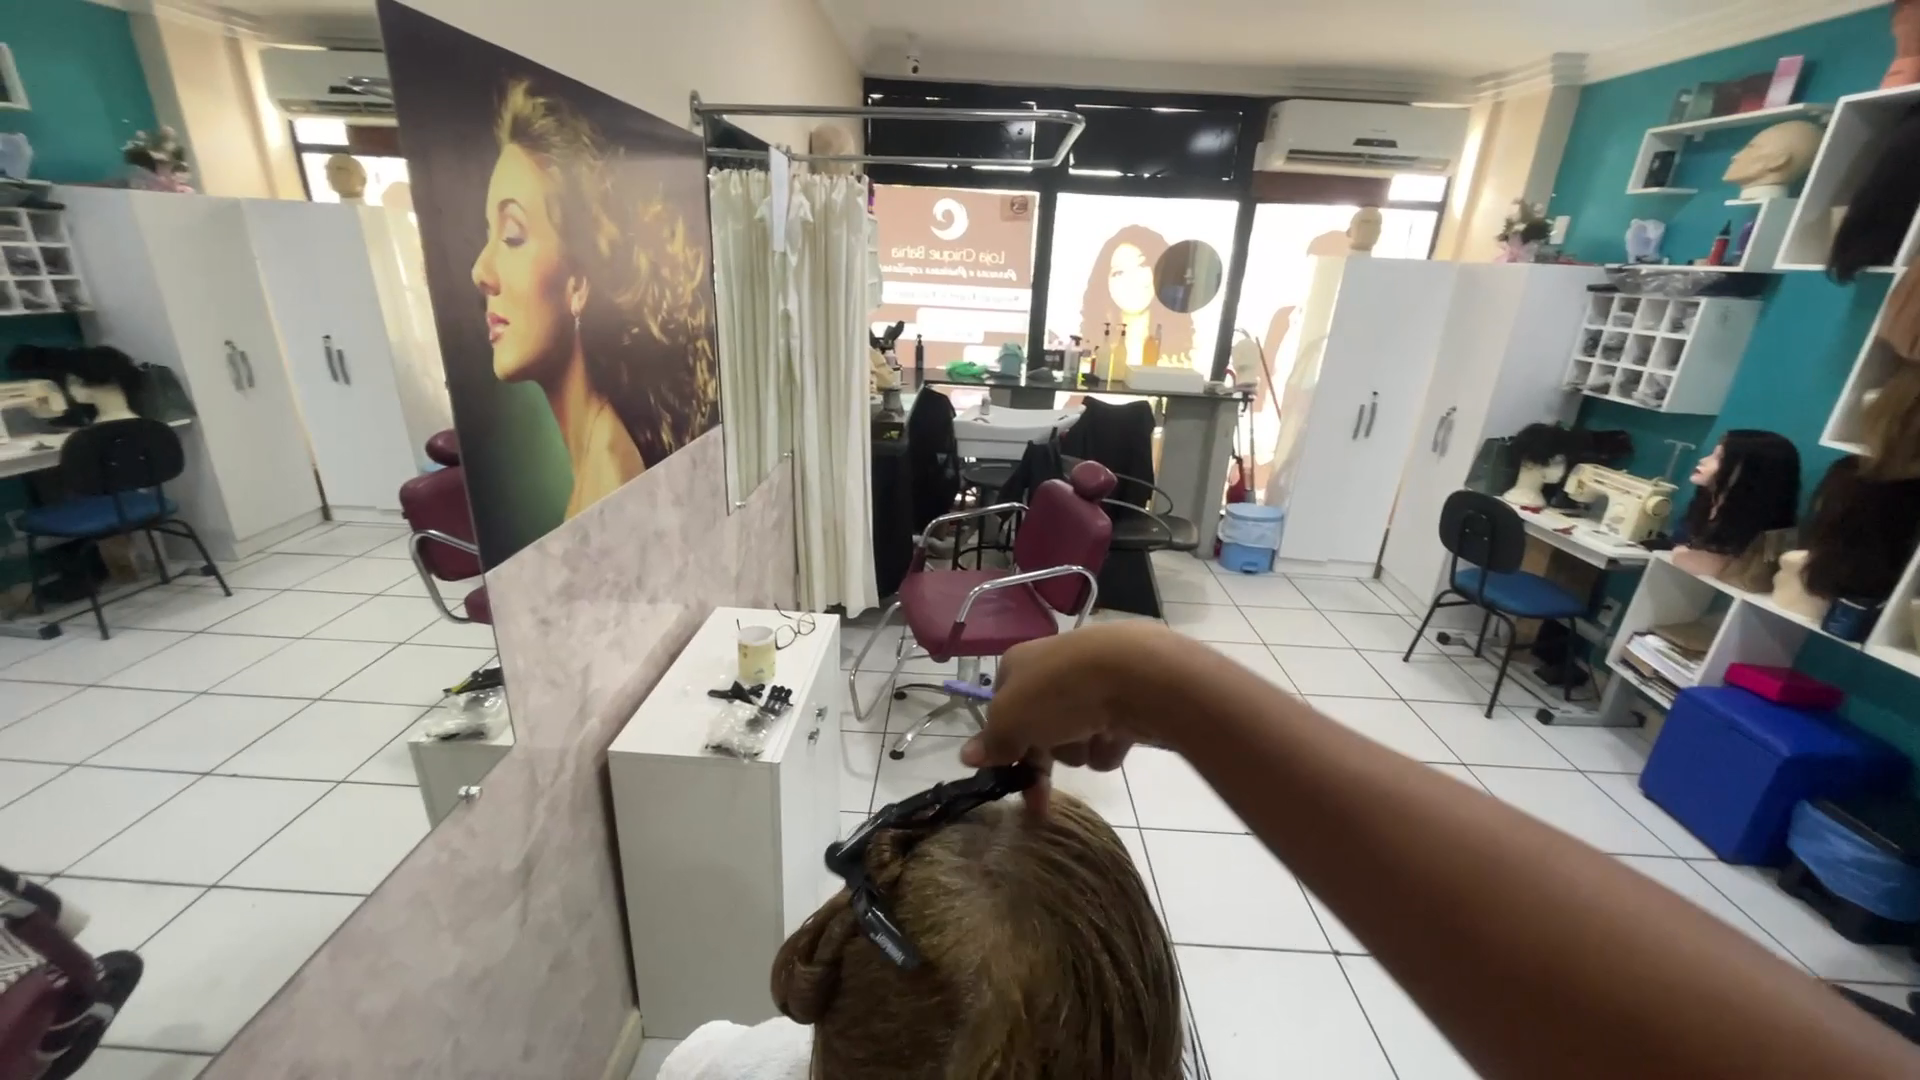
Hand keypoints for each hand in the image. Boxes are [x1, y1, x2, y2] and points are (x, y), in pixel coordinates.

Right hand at [962, 621, 1189, 814]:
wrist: (1136, 673)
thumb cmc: (1060, 691)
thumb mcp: (1011, 719)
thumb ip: (992, 742)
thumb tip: (967, 756)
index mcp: (1018, 665)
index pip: (1001, 712)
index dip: (1003, 747)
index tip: (1008, 782)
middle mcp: (1052, 670)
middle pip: (1037, 729)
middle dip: (1042, 759)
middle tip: (1041, 801)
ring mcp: (1091, 684)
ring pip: (1073, 736)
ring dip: (1077, 749)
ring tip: (1089, 737)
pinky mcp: (1125, 700)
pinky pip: (1107, 737)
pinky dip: (1108, 744)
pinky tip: (1115, 736)